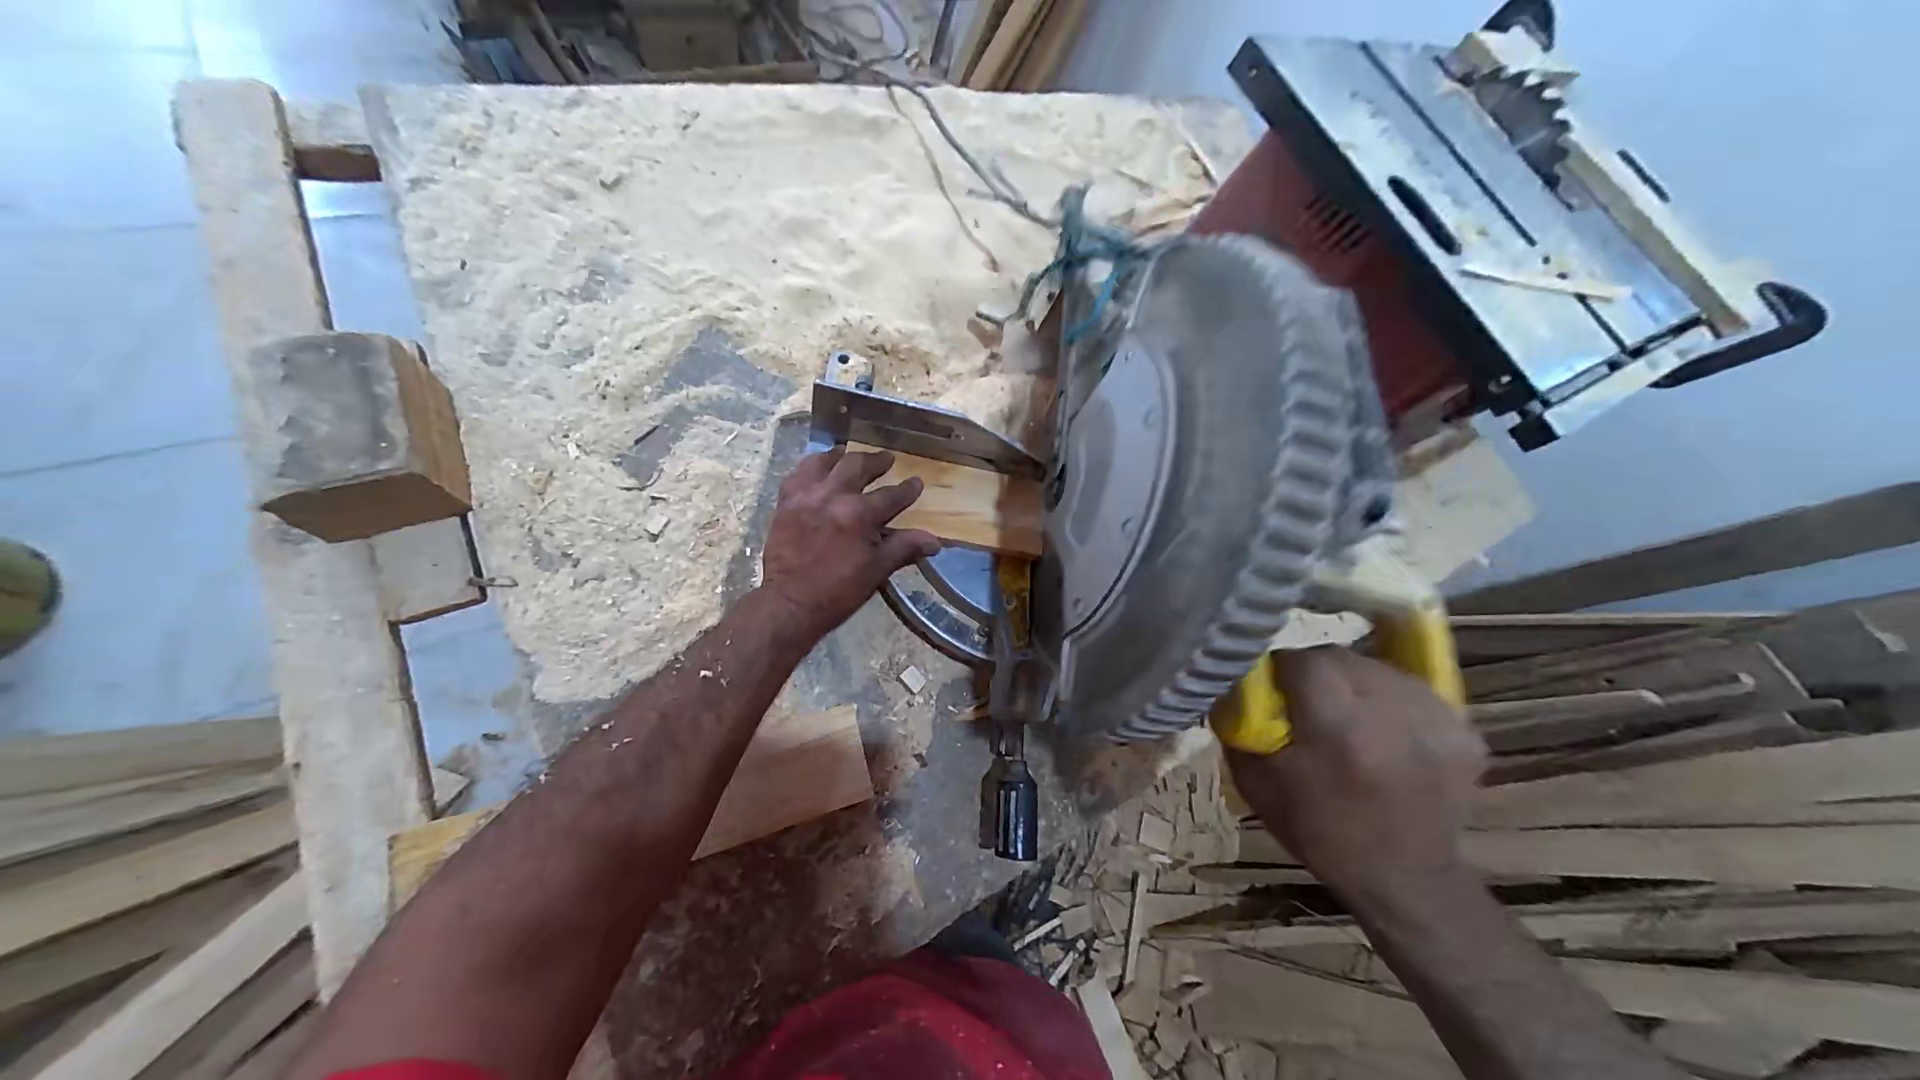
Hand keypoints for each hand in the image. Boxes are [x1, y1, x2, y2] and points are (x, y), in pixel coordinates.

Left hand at [757, 448, 941, 636]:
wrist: (790, 603)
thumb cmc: (838, 591)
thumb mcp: (877, 570)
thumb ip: (904, 548)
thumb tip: (934, 541)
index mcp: (859, 514)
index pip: (891, 495)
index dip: (907, 489)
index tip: (916, 483)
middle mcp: (832, 496)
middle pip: (857, 466)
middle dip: (876, 461)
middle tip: (886, 459)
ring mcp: (805, 496)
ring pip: (823, 462)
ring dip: (840, 457)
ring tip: (848, 455)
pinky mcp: (785, 503)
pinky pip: (797, 474)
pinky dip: (810, 468)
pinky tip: (816, 469)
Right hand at [1228, 648, 1485, 904]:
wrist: (1404, 880)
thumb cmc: (1320, 833)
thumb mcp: (1257, 783)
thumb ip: (1242, 726)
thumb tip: (1239, 684)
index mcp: (1337, 729)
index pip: (1305, 660)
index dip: (1283, 669)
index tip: (1275, 688)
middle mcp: (1391, 715)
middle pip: (1341, 658)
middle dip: (1316, 672)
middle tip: (1306, 701)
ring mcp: (1437, 722)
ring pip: (1378, 668)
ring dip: (1354, 682)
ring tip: (1347, 715)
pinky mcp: (1465, 732)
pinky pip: (1412, 691)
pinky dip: (1390, 700)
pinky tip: (1382, 729)